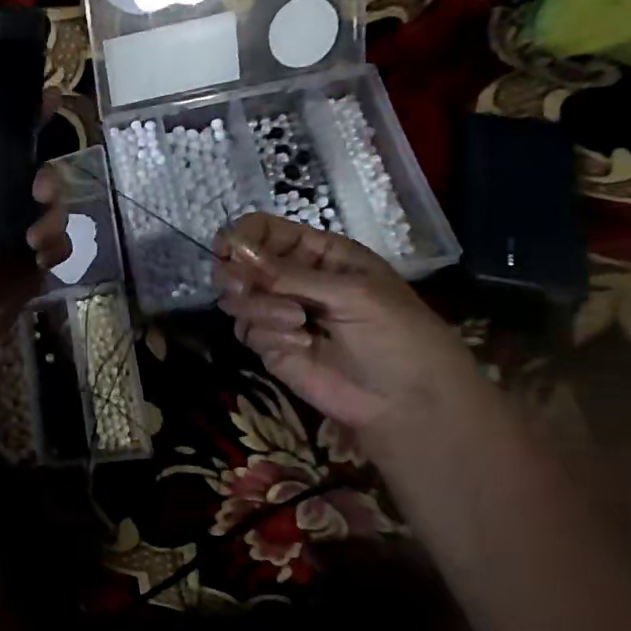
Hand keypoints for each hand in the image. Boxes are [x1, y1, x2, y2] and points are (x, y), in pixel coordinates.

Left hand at [0, 123, 69, 360]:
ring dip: (53, 218)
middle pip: (39, 178)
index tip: (49, 101)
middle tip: (40, 191)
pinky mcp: (37, 265)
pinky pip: (62, 244)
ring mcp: (21, 237)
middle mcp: (0, 210)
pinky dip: (59, 246)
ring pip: (55, 210)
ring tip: (34, 241)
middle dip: (49, 179)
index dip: (24, 126)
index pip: (1, 152)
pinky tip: (41, 259)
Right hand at [214, 214, 483, 433]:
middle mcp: (293, 280)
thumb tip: (235, 251)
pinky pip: (248, 331)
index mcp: (318, 255)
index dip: (242, 237)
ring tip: (296, 323)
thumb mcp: (352, 293)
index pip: (266, 232)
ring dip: (260, 309)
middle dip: (238, 276)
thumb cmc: (395, 332)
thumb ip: (290, 275)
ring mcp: (278, 314)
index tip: (226, 251)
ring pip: (238, 300)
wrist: (404, 398)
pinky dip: (269, 336)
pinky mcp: (270, 346)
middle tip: (245, 289)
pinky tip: (300, 345)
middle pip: (241, 266)